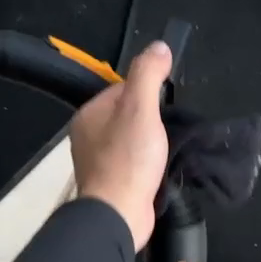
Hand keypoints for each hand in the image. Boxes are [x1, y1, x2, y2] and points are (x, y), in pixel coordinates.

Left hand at [70, 42, 171, 250]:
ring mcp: (99, 161)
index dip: (148, 93)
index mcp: (89, 114)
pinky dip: (149, 164)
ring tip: (170, 149)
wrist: (119, 214)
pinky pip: (135, 163)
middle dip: (152, 120)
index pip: (122, 89)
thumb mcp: (141, 108)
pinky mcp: (112, 183)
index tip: (165, 106)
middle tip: (171, 130)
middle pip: (129, 115)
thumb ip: (148, 74)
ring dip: (153, 143)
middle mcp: (89, 135)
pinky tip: (162, 168)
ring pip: (133, 140)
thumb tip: (159, 47)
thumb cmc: (128, 159)